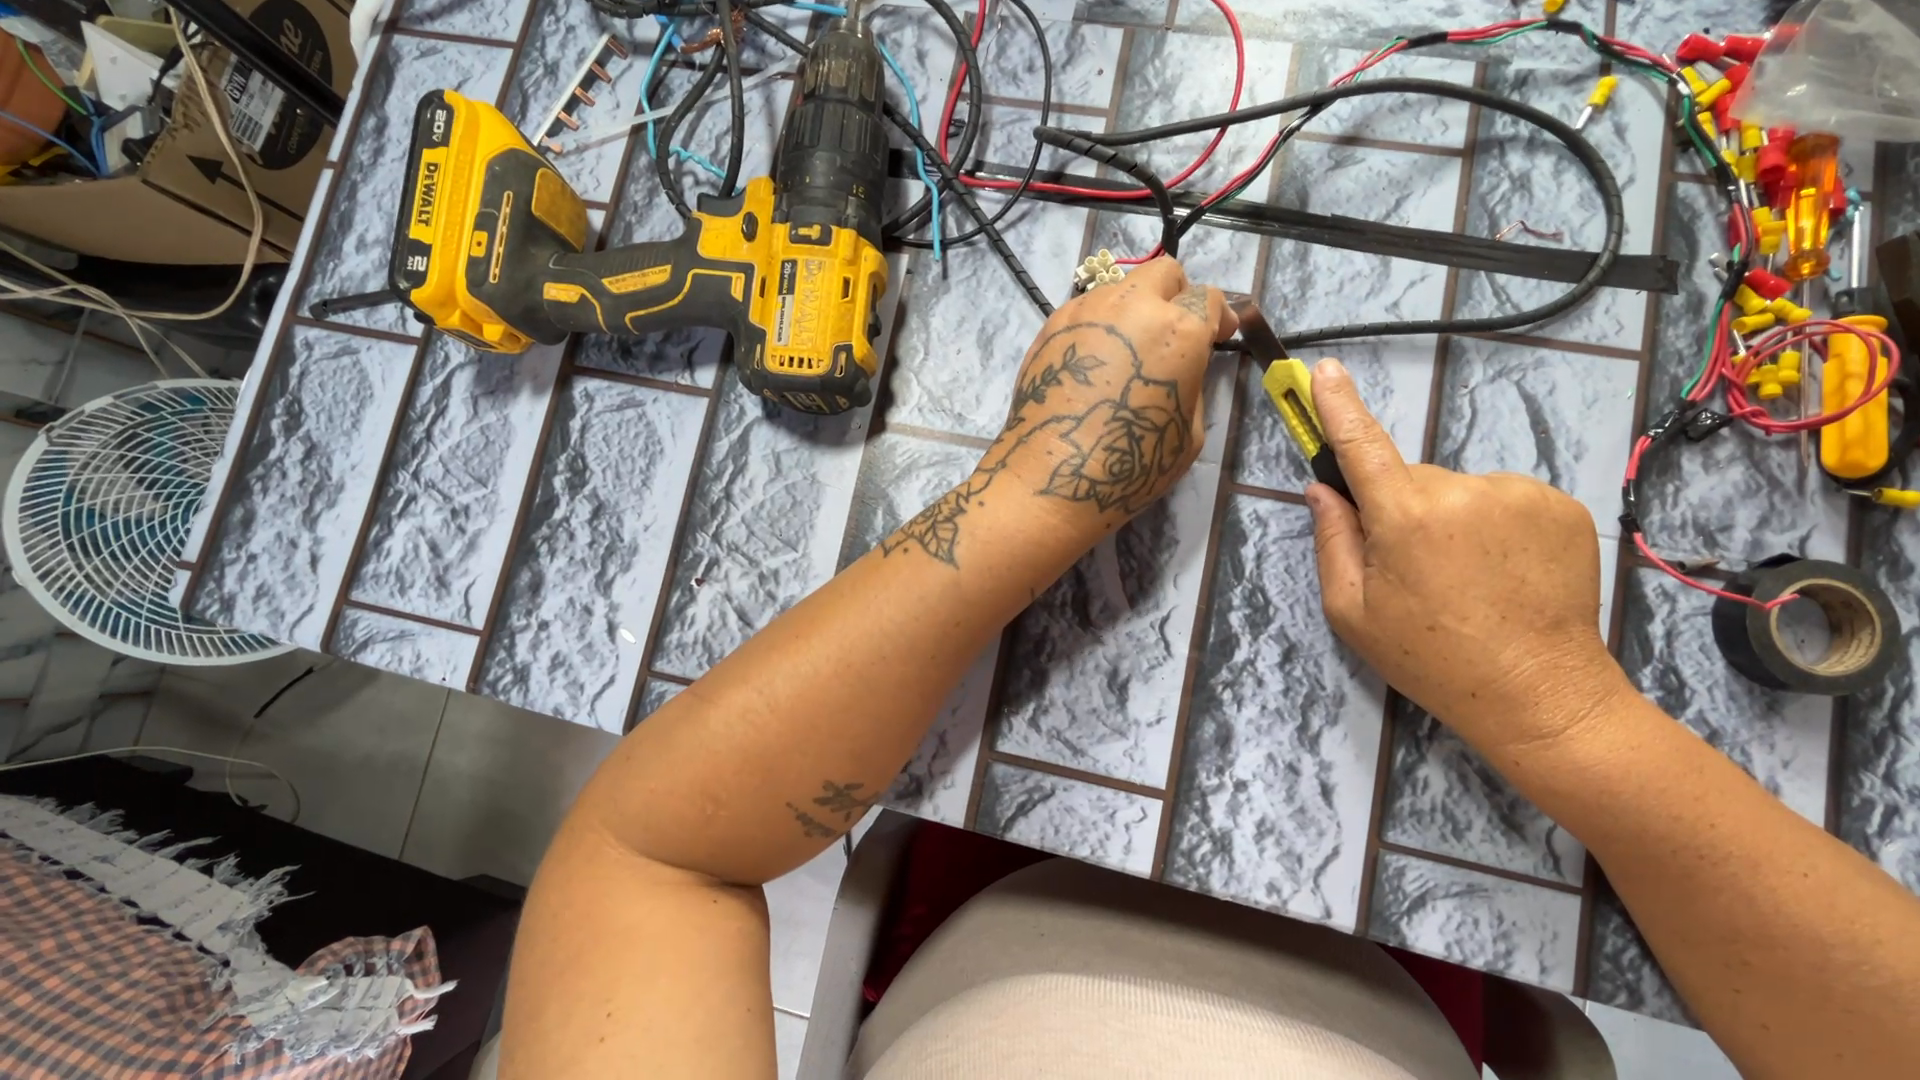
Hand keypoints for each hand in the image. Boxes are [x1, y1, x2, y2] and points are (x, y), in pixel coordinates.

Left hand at [880, 259, 1234, 566]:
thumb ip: (1193, 382)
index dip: (1218, 318)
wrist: (1053, 476)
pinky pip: (1087, 311)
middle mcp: (1133, 305)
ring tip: (1129, 354)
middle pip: (1164, 274)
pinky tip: (1096, 366)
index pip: (1209, 299)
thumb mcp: (1188, 432)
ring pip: (1121, 289)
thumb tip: (1187, 365)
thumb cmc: (1130, 465)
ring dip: (1134, 309)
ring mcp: (1087, 310)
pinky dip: (1100, 326)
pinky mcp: (1052, 326)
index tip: (1217, 335)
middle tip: (1175, 331)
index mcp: (1179, 329)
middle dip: (1177, 296)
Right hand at [1303, 359, 1628, 757]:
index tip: (1323, 370)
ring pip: (1459, 490)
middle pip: (1410, 480)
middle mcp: (1464, 489)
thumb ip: (1331, 540)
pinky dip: (1494, 526)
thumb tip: (1323, 490)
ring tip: (1467, 578)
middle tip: (1414, 569)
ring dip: (1451, 519)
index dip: (1338, 405)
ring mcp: (1521, 493)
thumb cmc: (1428, 658)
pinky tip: (1503, 571)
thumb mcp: (1352, 610)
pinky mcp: (1563, 505)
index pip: (1362, 445)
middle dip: (1401, 509)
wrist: (1539, 693)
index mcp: (1405, 516)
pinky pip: (1503, 500)